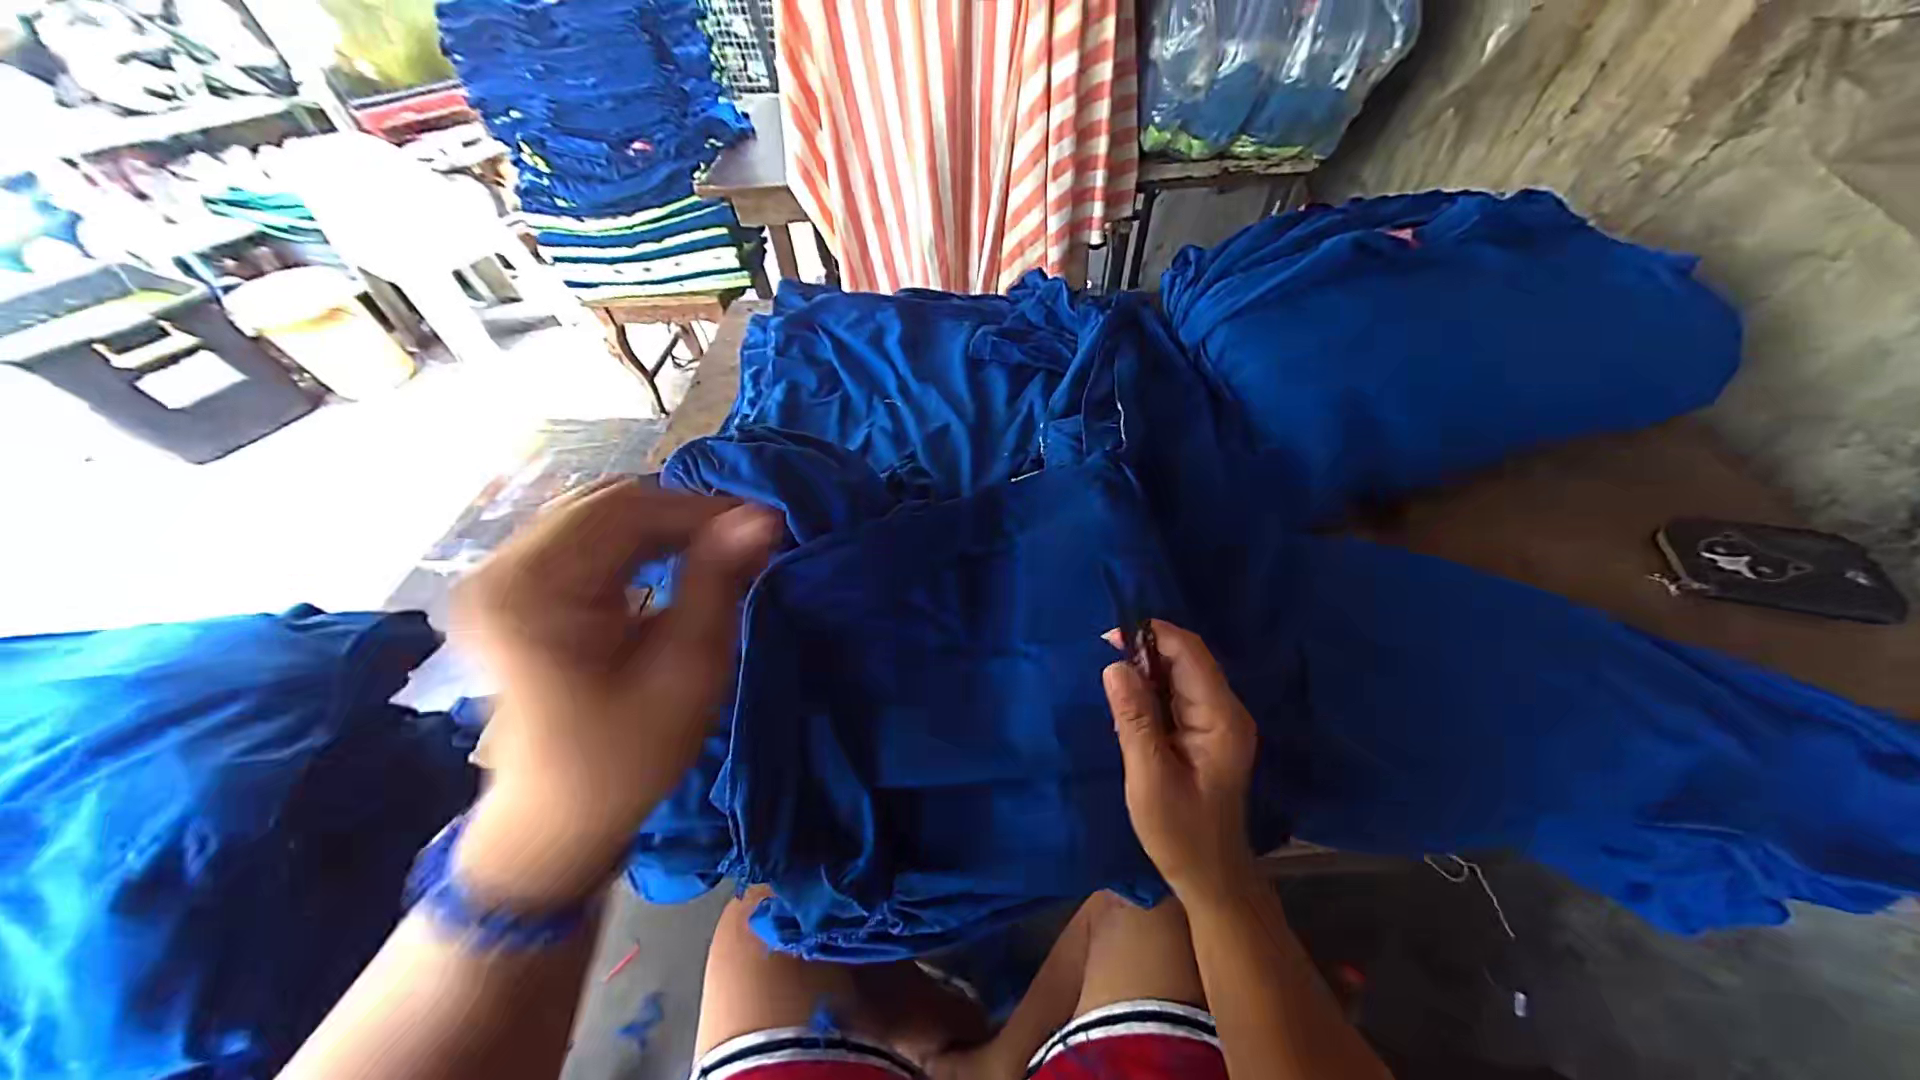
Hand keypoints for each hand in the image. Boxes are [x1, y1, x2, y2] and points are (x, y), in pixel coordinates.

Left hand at [449, 478, 778, 908]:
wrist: (553, 821)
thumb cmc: (625, 758)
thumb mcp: (688, 672)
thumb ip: (718, 584)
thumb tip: (761, 519)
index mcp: (533, 590)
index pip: (627, 510)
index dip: (703, 509)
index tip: (764, 526)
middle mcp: (501, 568)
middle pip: (607, 502)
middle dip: (684, 513)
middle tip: (742, 540)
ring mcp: (499, 575)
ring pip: (596, 511)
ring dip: (663, 523)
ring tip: (716, 549)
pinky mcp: (512, 586)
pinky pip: (583, 535)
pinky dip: (636, 539)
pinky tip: (671, 560)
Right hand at [1103, 620, 1259, 900]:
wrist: (1210, 875)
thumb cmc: (1180, 832)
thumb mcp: (1149, 777)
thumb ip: (1134, 719)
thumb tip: (1115, 666)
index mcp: (1220, 718)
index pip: (1190, 653)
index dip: (1152, 635)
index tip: (1109, 637)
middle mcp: (1226, 711)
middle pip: (1187, 658)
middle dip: (1145, 650)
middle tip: (1104, 660)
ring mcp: (1218, 721)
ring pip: (1180, 674)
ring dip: (1145, 670)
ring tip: (1112, 683)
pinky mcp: (1206, 731)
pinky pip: (1176, 694)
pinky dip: (1150, 690)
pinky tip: (1128, 704)